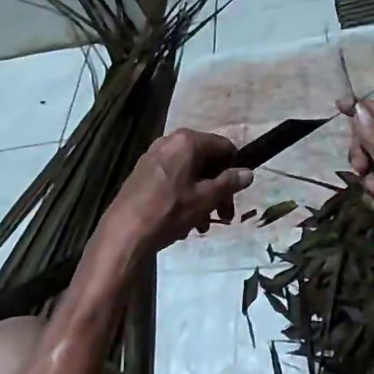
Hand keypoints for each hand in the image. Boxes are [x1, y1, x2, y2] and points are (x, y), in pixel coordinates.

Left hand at [97, 128, 251, 260]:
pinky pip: (172, 180)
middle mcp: (168, 142)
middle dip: (218, 188)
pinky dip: (183, 196)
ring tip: (202, 225)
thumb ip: (229, 183)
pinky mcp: (142, 174)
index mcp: (186, 141)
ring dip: (202, 197)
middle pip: (205, 161)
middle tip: (224, 216)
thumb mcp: (205, 199)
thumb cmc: (169, 211)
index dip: (235, 169)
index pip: (223, 146)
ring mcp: (152, 157)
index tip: (237, 193)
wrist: (124, 232)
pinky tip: (184, 222)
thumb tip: (248, 173)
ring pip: (189, 173)